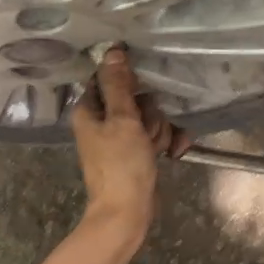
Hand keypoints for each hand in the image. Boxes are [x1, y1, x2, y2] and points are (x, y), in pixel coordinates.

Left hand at [70, 47, 183, 236]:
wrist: (127, 213)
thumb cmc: (121, 165)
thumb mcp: (122, 120)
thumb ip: (119, 85)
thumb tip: (112, 50)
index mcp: (88, 109)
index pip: (109, 79)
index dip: (131, 83)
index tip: (142, 94)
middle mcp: (101, 121)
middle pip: (135, 98)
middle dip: (151, 113)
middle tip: (148, 131)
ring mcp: (119, 138)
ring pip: (149, 118)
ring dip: (160, 130)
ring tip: (158, 149)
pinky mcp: (136, 153)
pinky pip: (155, 137)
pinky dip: (166, 143)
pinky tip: (174, 154)